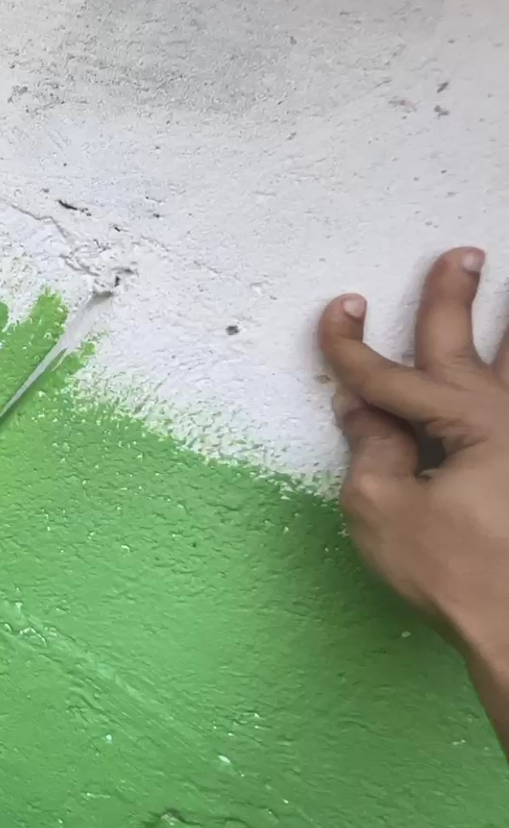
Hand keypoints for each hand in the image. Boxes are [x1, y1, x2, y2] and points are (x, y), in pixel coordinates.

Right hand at [318, 246, 508, 659]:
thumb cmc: (455, 571)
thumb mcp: (383, 506)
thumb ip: (374, 446)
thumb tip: (364, 404)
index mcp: (476, 427)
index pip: (395, 377)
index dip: (353, 347)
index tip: (336, 310)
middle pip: (476, 352)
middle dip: (454, 304)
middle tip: (458, 257)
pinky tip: (508, 375)